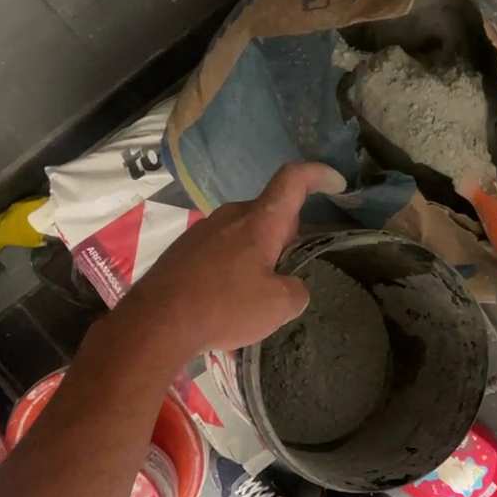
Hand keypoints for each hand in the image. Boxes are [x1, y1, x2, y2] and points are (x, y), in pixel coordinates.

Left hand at [117, 161, 346, 360]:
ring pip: (245, 233)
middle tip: (295, 268)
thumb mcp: (278, 307)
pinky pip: (223, 249)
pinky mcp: (185, 249)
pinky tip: (232, 299)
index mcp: (259, 222)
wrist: (158, 321)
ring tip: (261, 292)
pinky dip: (237, 266)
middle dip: (288, 235)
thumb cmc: (224, 307)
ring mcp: (204, 230)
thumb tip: (292, 285)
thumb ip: (297, 291)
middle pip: (270, 213)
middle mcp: (231, 216)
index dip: (319, 175)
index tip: (337, 183)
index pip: (293, 180)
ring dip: (260, 254)